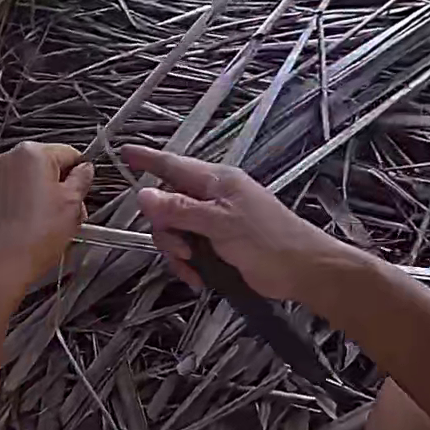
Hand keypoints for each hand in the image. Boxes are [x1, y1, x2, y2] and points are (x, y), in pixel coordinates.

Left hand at [0, 142, 93, 290]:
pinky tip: (33, 228)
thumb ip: (81, 180)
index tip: (83, 194)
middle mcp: (9, 159)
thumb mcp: (71, 204)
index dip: (81, 175)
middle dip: (63, 188)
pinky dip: (26, 207)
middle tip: (71, 215)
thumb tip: (85, 170)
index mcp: (33, 153)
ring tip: (52, 226)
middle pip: (48, 167)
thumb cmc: (35, 235)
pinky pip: (15, 195)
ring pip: (31, 182)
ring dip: (45, 199)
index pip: (69, 153)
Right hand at [122, 146, 360, 303]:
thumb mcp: (220, 224)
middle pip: (168, 205)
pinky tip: (199, 276)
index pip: (173, 166)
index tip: (125, 153)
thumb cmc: (270, 242)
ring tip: (193, 266)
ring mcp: (216, 220)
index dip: (148, 160)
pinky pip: (190, 248)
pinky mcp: (220, 242)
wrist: (304, 271)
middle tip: (181, 249)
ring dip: (177, 251)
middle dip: (166, 230)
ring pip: (176, 230)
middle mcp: (213, 197)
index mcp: (216, 182)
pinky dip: (189, 263)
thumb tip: (145, 195)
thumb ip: (180, 210)